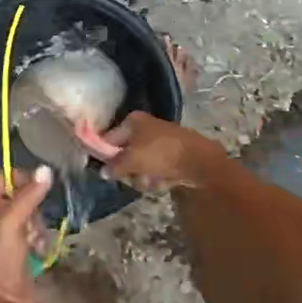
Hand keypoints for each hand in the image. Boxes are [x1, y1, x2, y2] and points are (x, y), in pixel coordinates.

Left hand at [0, 166, 51, 302]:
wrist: (1, 301)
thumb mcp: (12, 221)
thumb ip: (29, 193)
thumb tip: (46, 169)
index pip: (4, 175)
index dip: (21, 179)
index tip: (36, 190)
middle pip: (21, 193)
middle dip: (32, 209)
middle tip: (29, 225)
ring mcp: (5, 229)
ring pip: (31, 211)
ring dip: (37, 226)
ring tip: (33, 242)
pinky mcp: (18, 243)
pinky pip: (35, 228)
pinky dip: (38, 238)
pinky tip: (37, 250)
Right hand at [95, 112, 225, 190]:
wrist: (198, 160)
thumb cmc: (160, 153)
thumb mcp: (132, 160)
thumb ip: (114, 166)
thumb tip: (103, 171)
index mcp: (133, 122)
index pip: (109, 138)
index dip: (105, 154)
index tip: (105, 171)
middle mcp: (144, 129)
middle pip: (125, 156)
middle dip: (131, 172)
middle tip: (137, 177)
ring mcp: (158, 143)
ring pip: (140, 167)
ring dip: (144, 178)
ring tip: (155, 180)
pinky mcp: (169, 156)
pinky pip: (155, 171)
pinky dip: (158, 179)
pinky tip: (165, 181)